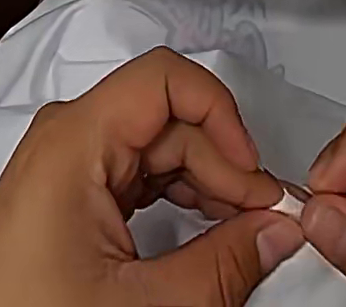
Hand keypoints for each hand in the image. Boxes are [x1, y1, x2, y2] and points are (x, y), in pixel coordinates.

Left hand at [0, 48, 307, 306]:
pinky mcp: (75, 187)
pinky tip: (207, 230)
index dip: (219, 112)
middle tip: (264, 216)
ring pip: (159, 144)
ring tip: (242, 230)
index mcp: (76, 138)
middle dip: (223, 161)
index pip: (164, 79)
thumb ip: (220, 266)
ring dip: (207, 182)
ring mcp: (71, 160)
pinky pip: (140, 171)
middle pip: (169, 117)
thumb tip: (275, 231)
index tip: (252, 167)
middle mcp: (71, 134)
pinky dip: (180, 195)